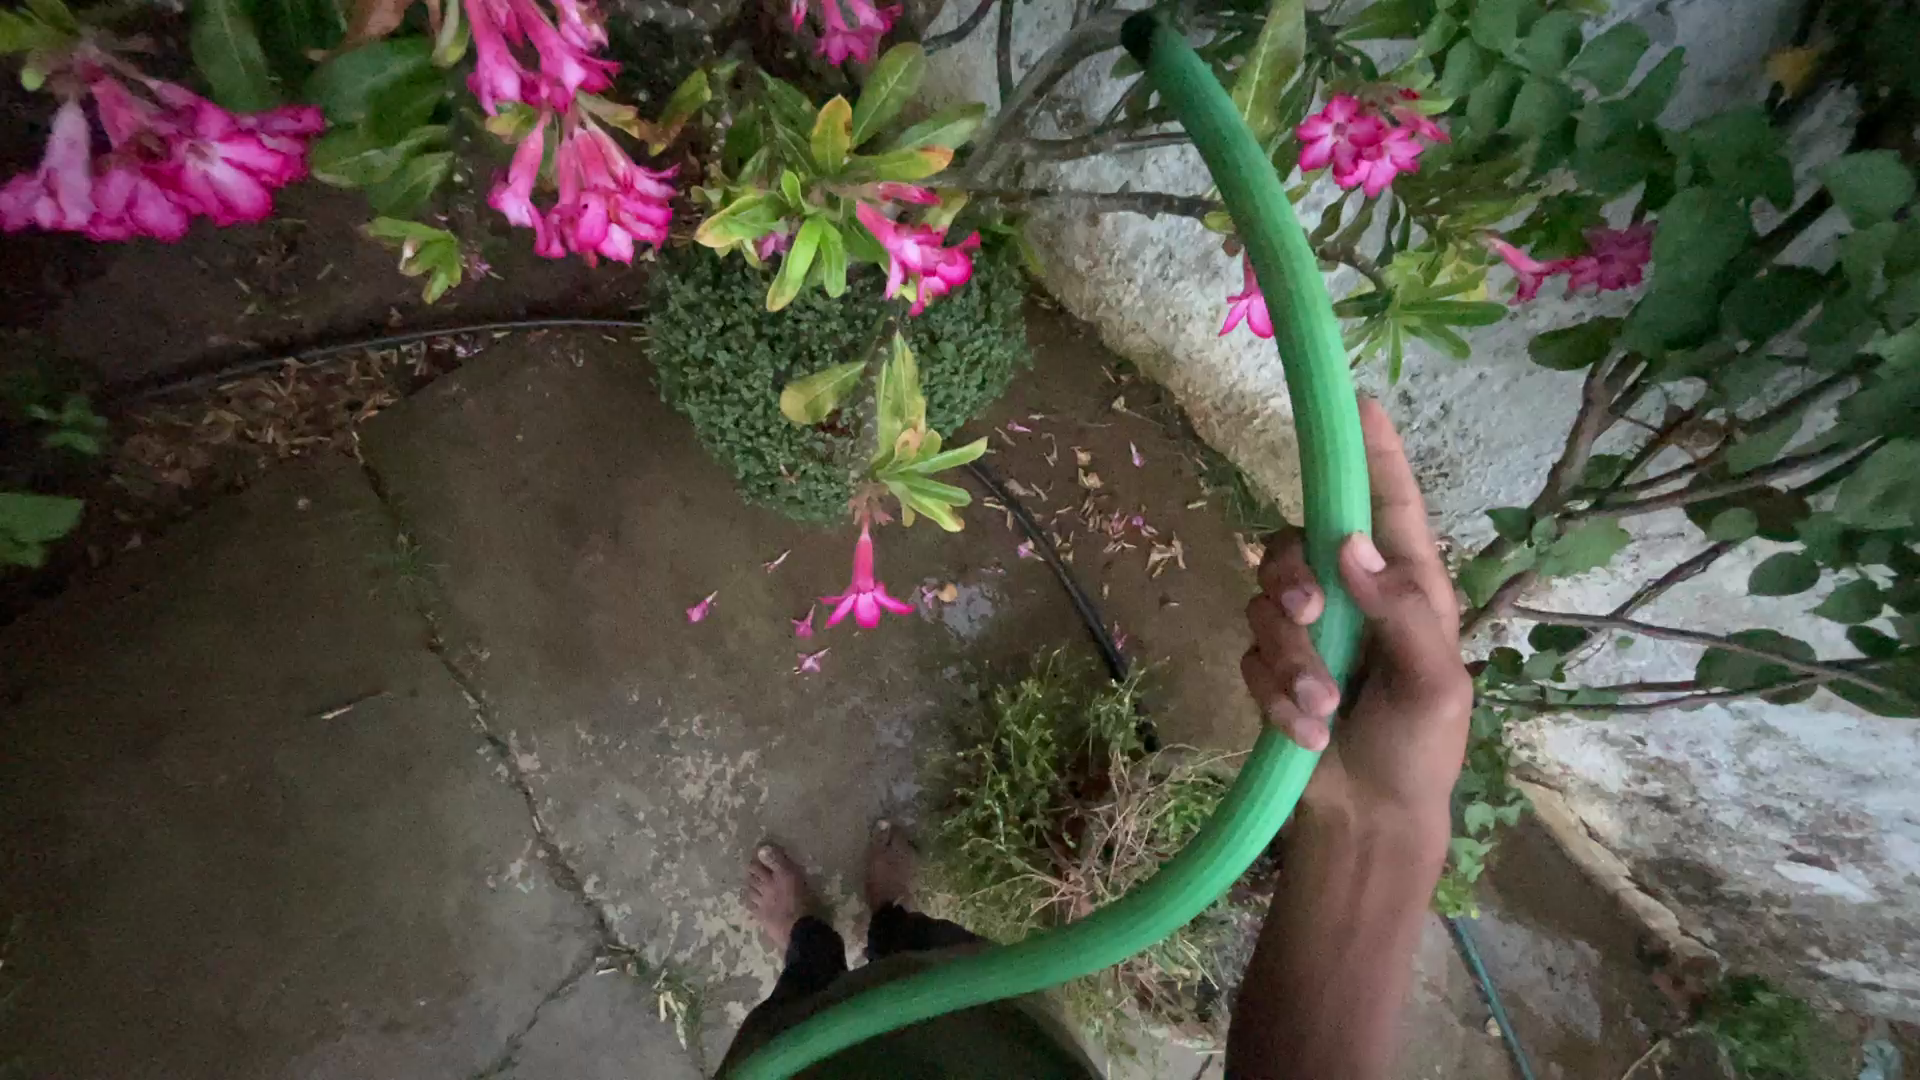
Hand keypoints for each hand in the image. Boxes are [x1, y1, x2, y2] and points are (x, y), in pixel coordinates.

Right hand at [1239, 398, 1471, 821]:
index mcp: (1402, 586)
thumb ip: (1400, 611)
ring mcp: (1301, 632)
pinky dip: (1274, 693)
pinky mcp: (1266, 666)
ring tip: (1319, 709)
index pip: (1385, 507)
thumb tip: (1346, 545)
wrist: (1368, 816)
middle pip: (1292, 547)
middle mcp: (1346, 595)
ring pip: (1262, 605)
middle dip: (1292, 580)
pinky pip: (1249, 657)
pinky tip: (1304, 730)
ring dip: (1289, 659)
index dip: (1373, 455)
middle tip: (1308, 618)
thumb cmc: (1421, 748)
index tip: (1360, 405)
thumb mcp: (1435, 683)